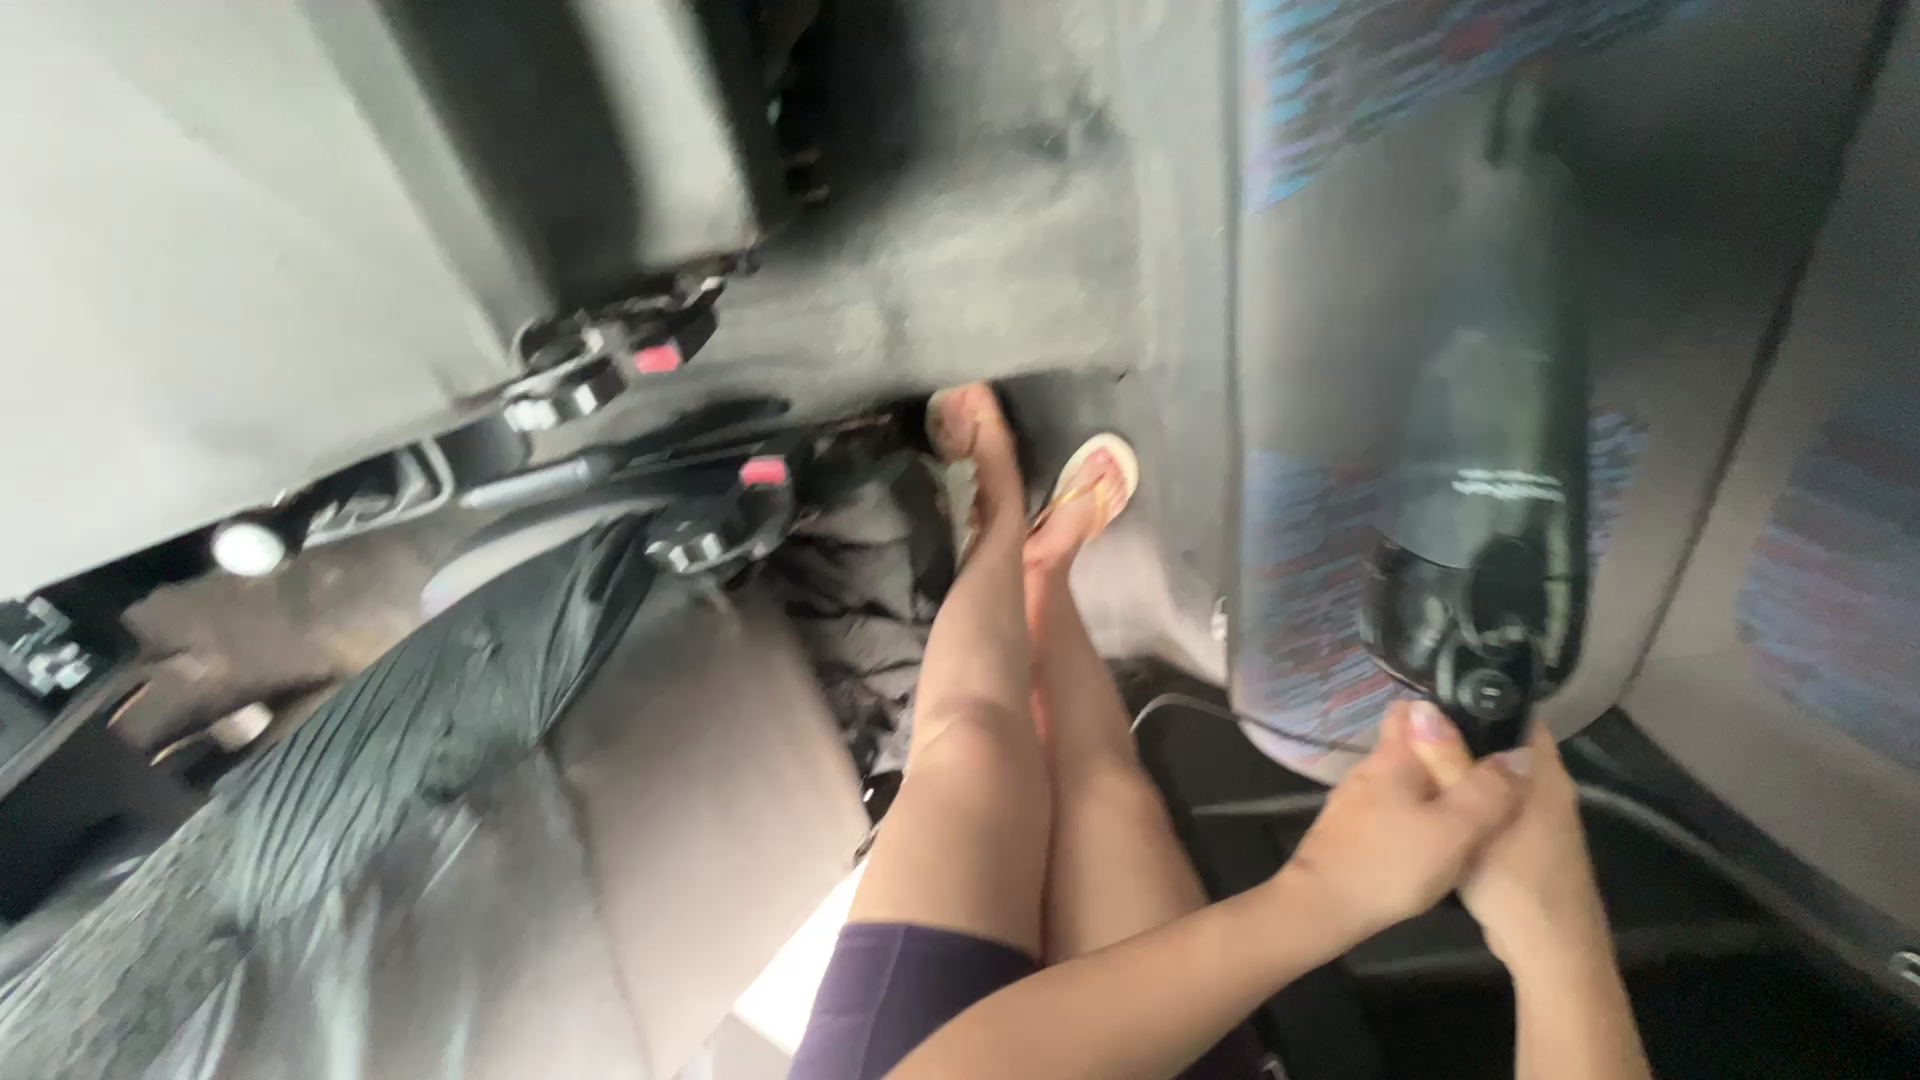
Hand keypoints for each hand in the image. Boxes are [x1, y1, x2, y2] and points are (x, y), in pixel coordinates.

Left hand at [1275, 700, 1527, 946]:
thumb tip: (1520, 751)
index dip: (1447, 709)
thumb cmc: (1391, 863)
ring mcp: (1355, 794)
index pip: (1413, 709)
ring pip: (1403, 775)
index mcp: (1391, 757)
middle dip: (1448, 749)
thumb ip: (1485, 790)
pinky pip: (1392, 801)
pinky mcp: (1351, 822)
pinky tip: (1435, 828)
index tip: (1485, 721)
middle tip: (1492, 771)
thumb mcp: (1453, 829)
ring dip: (1434, 781)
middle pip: (1411, 742)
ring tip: (1475, 800)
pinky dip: (1417, 805)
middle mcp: (1369, 766)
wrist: (1324, 902)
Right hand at [1408, 712, 1609, 971]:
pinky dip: (1465, 793)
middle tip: (1409, 723)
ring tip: (1411, 751)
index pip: (1518, 716)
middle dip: (1459, 731)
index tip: (1434, 687)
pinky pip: (1491, 799)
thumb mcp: (1469, 818)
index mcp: (1545, 776)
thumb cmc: (1514, 881)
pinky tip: (1433, 798)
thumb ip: (1447, 763)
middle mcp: (1548, 790)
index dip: (1480, 696)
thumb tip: (1421, 708)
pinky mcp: (1525, 841)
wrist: (1551, 954)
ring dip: (1459, 764)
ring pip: (1494, 775)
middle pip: (1501, 745)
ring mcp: (1540, 818)